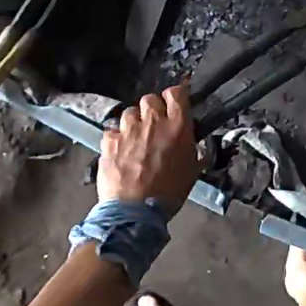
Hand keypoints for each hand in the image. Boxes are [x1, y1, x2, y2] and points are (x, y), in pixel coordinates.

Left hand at [97, 85, 197, 207]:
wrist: (135, 211)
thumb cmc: (169, 192)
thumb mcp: (192, 170)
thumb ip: (194, 150)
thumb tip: (196, 143)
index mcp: (178, 126)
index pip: (176, 93)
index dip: (175, 94)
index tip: (175, 101)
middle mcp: (153, 122)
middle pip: (149, 98)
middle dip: (152, 108)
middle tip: (155, 123)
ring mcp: (128, 131)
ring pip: (129, 112)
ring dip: (133, 121)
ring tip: (135, 136)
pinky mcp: (109, 142)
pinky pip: (112, 130)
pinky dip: (116, 137)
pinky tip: (120, 149)